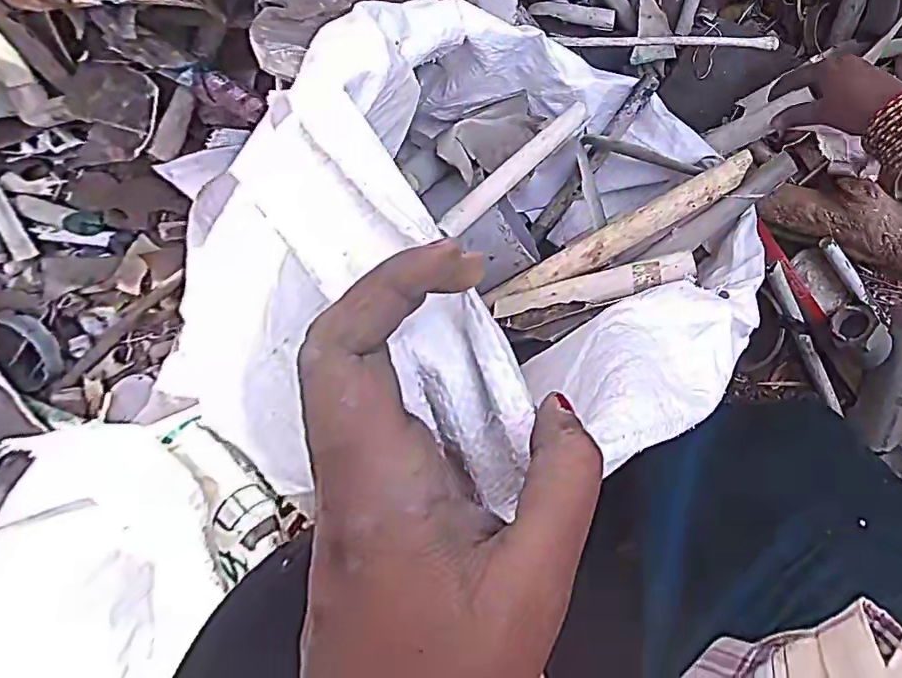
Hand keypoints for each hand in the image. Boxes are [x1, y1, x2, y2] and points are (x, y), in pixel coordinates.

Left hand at [297, 240, 601, 677]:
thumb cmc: (456, 676)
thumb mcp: (536, 578)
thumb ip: (566, 476)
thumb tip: (558, 409)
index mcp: (376, 489)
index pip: (338, 357)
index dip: (386, 288)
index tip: (453, 264)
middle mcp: (350, 480)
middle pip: (336, 353)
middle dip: (394, 288)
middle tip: (462, 265)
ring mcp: (355, 492)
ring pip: (355, 379)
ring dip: (405, 322)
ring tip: (464, 292)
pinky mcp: (374, 503)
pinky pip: (387, 410)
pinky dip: (423, 366)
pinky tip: (469, 366)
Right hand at [769, 52, 901, 135]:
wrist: (897, 113)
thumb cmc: (862, 110)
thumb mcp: (822, 115)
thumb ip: (796, 116)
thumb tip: (779, 121)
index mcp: (824, 67)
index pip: (794, 77)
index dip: (781, 89)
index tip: (775, 96)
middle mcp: (842, 61)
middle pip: (816, 76)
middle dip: (808, 92)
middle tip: (806, 108)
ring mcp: (860, 66)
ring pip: (835, 78)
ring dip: (829, 92)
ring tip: (832, 111)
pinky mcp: (874, 74)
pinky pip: (852, 81)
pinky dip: (846, 92)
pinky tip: (850, 107)